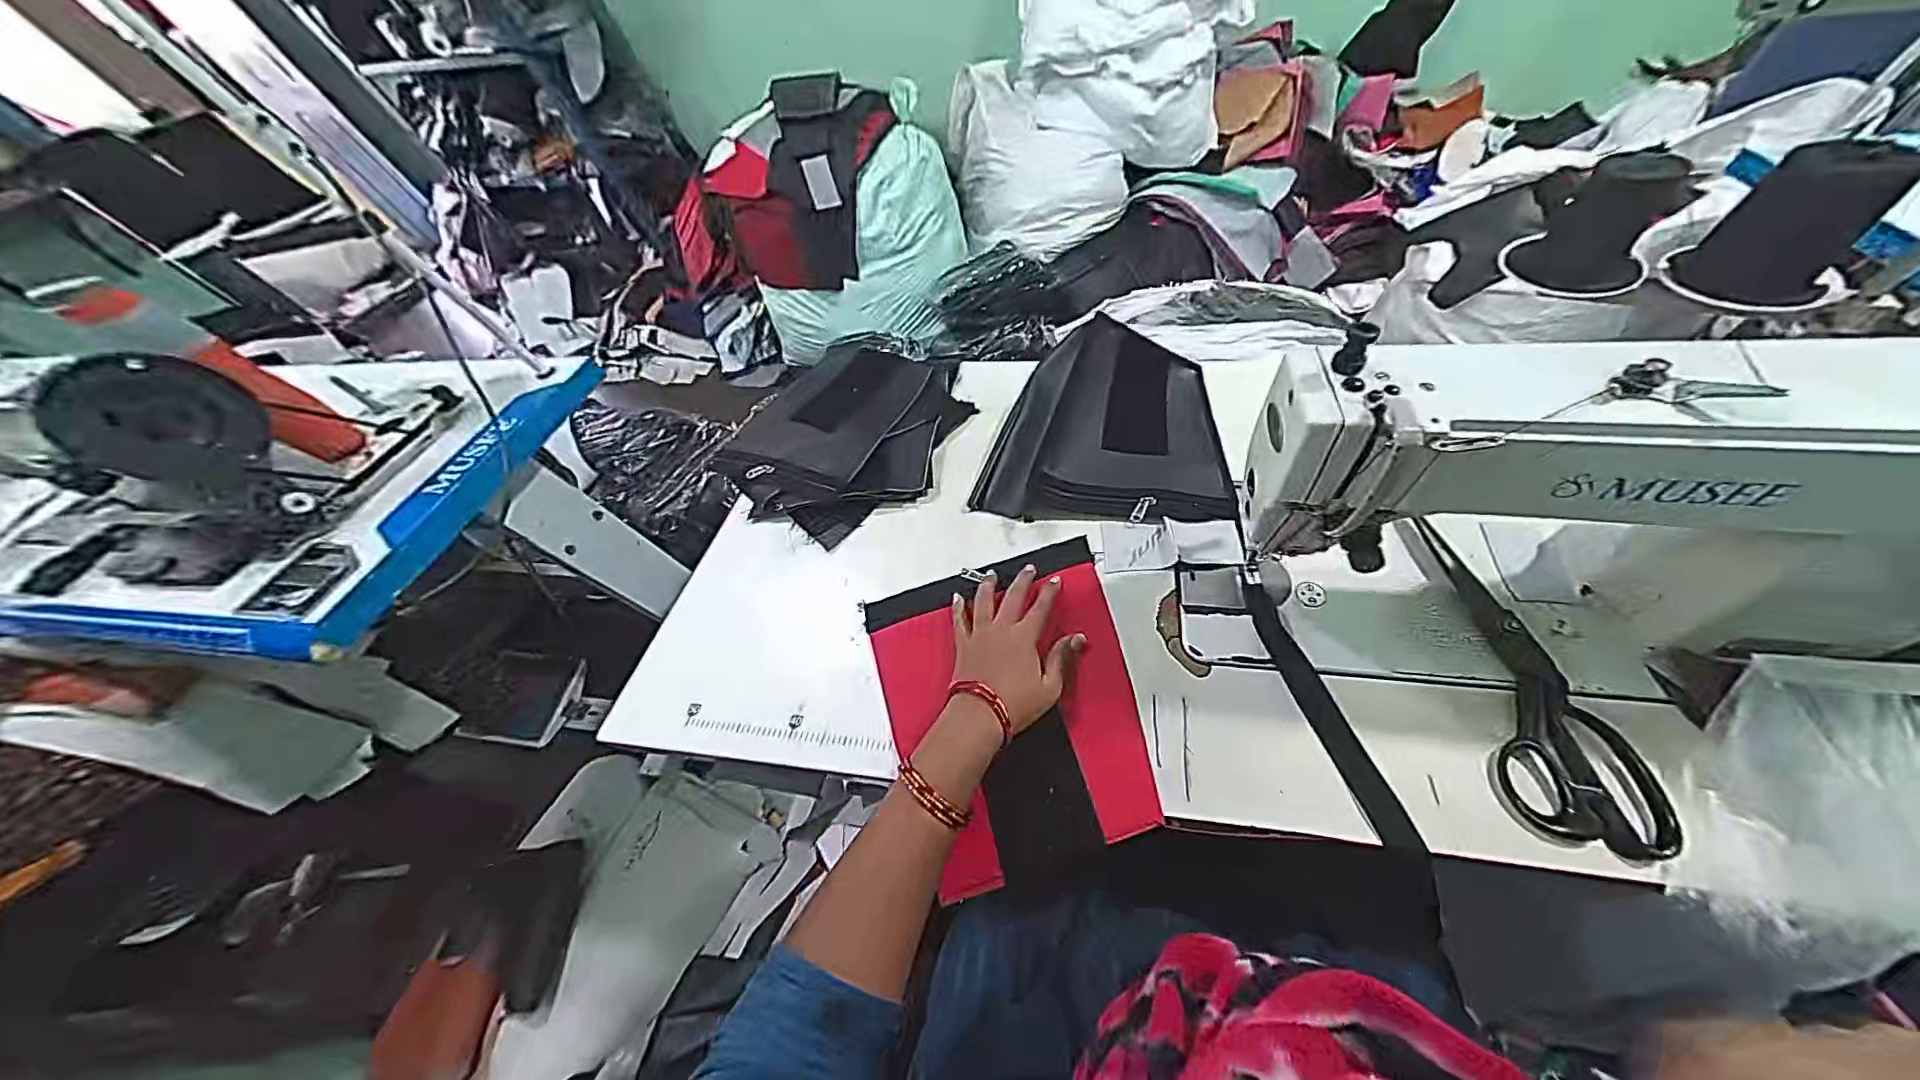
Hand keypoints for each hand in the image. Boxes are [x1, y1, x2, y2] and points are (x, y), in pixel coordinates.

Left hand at [951, 565, 1085, 736]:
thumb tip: (1075, 641)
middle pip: (1013, 595)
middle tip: (1028, 570)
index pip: (1040, 607)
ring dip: (989, 584)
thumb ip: (1062, 658)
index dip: (1049, 591)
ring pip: (984, 600)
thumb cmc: (1012, 704)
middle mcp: (1001, 630)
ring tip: (992, 575)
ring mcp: (980, 635)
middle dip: (1023, 580)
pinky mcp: (964, 644)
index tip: (1053, 582)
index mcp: (1024, 638)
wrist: (981, 714)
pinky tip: (957, 598)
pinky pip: (959, 619)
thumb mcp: (1050, 686)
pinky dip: (958, 606)